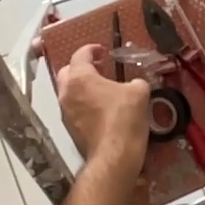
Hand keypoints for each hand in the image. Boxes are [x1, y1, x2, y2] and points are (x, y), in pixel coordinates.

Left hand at [53, 44, 150, 168]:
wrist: (114, 155)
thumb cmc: (124, 117)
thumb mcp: (138, 92)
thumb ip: (135, 82)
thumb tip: (135, 84)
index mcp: (79, 78)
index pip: (80, 54)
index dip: (91, 49)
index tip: (102, 50)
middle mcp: (66, 93)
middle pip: (68, 72)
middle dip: (81, 67)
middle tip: (99, 68)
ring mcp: (65, 112)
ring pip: (69, 92)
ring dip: (82, 87)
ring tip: (101, 88)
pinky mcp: (70, 129)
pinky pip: (74, 108)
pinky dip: (83, 103)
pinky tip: (100, 108)